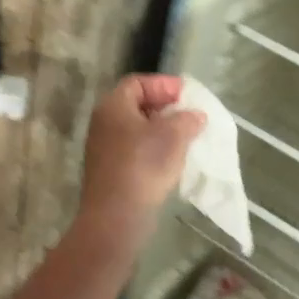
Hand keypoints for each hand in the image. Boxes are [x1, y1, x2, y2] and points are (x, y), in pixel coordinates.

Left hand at [76, 74, 205, 253]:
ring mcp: (103, 148)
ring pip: (136, 130)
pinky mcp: (109, 170)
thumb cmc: (143, 166)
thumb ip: (187, 119)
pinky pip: (134, 150)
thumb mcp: (173, 136)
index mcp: (113, 106)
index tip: (187, 96)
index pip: (137, 82)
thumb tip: (195, 115)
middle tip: (189, 115)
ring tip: (185, 138)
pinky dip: (153, 149)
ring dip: (160, 131)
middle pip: (136, 105)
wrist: (115, 216)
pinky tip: (171, 161)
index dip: (163, 85)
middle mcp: (103, 122)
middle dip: (164, 108)